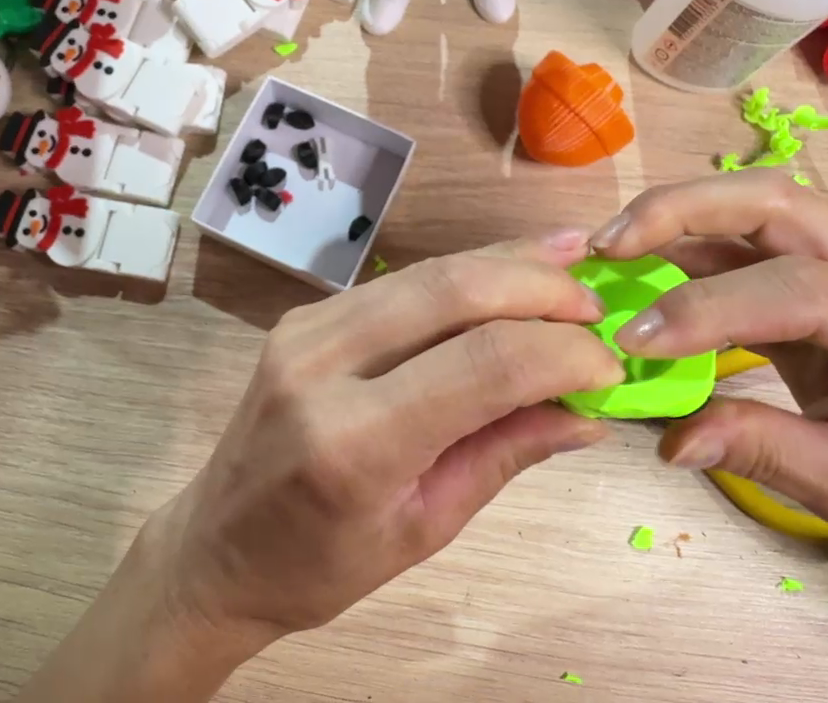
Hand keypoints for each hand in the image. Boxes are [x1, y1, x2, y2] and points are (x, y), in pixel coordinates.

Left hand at [145, 232, 622, 639]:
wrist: (216, 546)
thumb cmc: (320, 564)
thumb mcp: (424, 529)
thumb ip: (504, 454)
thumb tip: (587, 410)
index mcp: (353, 442)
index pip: (483, 366)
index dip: (560, 354)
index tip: (610, 365)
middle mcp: (322, 365)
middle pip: (451, 292)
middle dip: (538, 286)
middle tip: (596, 301)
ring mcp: (305, 330)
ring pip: (426, 273)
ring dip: (504, 265)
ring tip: (570, 263)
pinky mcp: (304, 315)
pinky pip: (398, 283)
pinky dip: (461, 276)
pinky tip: (504, 276)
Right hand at [588, 172, 827, 558]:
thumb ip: (764, 453)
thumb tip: (673, 440)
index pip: (804, 291)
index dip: (710, 307)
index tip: (634, 340)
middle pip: (778, 202)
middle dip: (683, 212)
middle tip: (607, 247)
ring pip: (758, 200)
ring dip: (678, 212)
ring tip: (611, 246)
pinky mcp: (820, 263)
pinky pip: (747, 232)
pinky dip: (686, 238)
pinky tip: (641, 262)